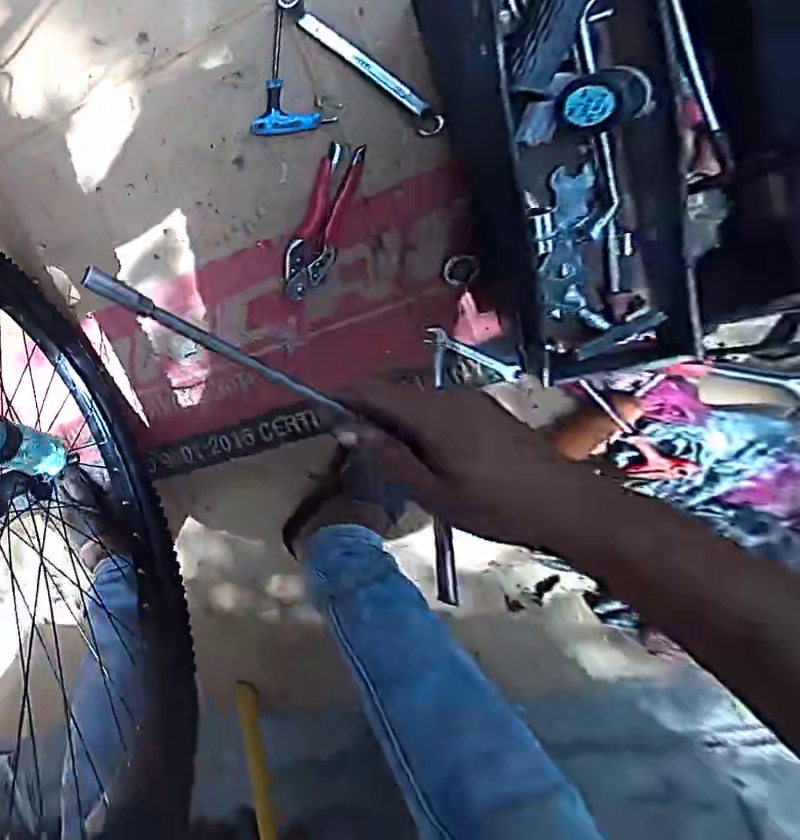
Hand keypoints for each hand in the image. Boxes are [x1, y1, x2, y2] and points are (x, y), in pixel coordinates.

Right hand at [338, 378, 610, 549]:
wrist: (583, 513)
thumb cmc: (500, 506)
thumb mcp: (433, 492)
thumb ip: (387, 456)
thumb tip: (349, 430)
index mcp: (432, 413)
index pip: (369, 390)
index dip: (339, 400)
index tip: (322, 419)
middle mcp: (449, 397)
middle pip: (388, 392)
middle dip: (363, 412)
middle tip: (355, 445)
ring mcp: (471, 402)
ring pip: (410, 400)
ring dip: (390, 418)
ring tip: (391, 455)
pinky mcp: (485, 412)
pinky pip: (434, 407)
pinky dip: (415, 422)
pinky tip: (424, 453)